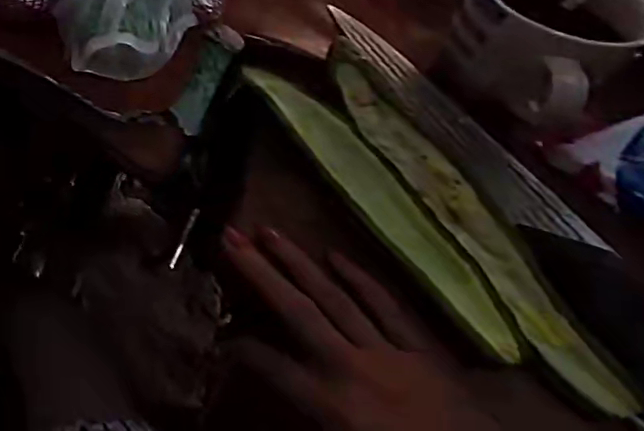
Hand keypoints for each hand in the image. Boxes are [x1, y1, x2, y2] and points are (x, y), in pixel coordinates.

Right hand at [223, 227, 497, 430]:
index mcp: (332, 403)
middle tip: (228, 234)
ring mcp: (391, 357)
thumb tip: (269, 380)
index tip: (217, 337)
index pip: (267, 363)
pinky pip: (388, 311)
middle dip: (258, 272)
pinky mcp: (426, 357)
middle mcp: (352, 368)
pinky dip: (360, 281)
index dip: (237, 346)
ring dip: (298, 263)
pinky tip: (334, 255)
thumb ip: (311, 412)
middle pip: (296, 310)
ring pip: (335, 300)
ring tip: (268, 230)